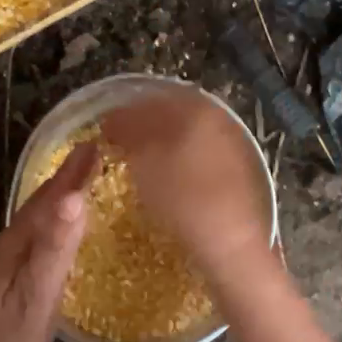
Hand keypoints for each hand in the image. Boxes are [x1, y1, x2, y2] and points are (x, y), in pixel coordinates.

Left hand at [0, 143, 98, 341]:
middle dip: (66, 178)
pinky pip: (32, 239)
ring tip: (80, 185)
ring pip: (34, 221)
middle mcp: (4, 247)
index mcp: (14, 245)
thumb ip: (55, 248)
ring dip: (58, 199)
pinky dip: (51, 224)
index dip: (74, 172)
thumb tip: (75, 196)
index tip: (97, 142)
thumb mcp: (36, 299)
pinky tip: (57, 236)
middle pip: (39, 205)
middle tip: (93, 153)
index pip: (50, 198)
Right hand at [101, 91, 269, 277]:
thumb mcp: (146, 162)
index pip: (151, 101)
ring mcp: (231, 140)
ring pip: (186, 131)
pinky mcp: (237, 165)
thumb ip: (129, 134)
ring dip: (162, 139)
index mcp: (195, 108)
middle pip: (171, 112)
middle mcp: (217, 116)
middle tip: (119, 143)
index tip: (104, 129)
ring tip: (139, 159)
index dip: (124, 114)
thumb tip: (116, 123)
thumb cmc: (184, 198)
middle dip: (143, 124)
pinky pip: (200, 149)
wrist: (230, 240)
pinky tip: (167, 173)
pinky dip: (180, 155)